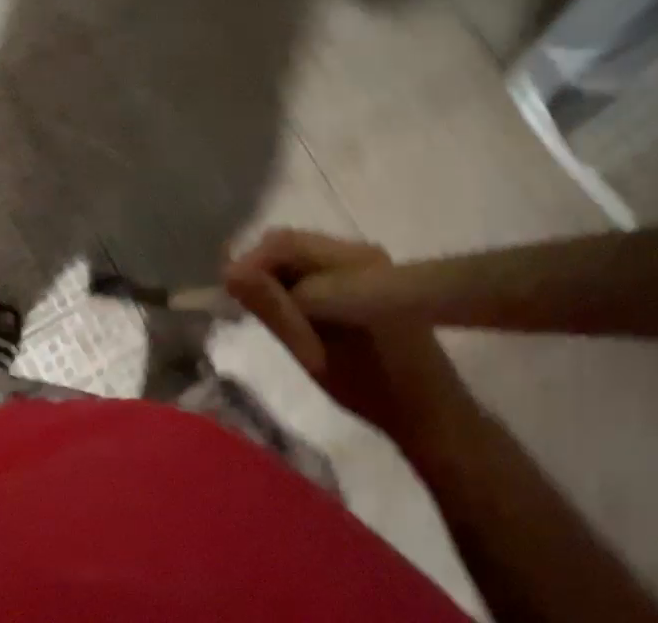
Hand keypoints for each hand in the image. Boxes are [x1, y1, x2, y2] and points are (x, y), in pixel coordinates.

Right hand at [226, 229, 475, 445]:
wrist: (429, 413)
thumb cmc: (371, 388)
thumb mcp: (312, 353)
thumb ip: (272, 308)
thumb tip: (228, 271)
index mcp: (353, 265)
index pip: (281, 244)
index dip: (249, 267)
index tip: (230, 301)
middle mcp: (360, 250)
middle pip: (290, 244)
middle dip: (261, 271)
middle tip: (246, 311)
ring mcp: (365, 260)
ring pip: (299, 254)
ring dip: (276, 279)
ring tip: (270, 316)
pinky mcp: (366, 274)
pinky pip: (314, 266)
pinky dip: (295, 285)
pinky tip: (295, 314)